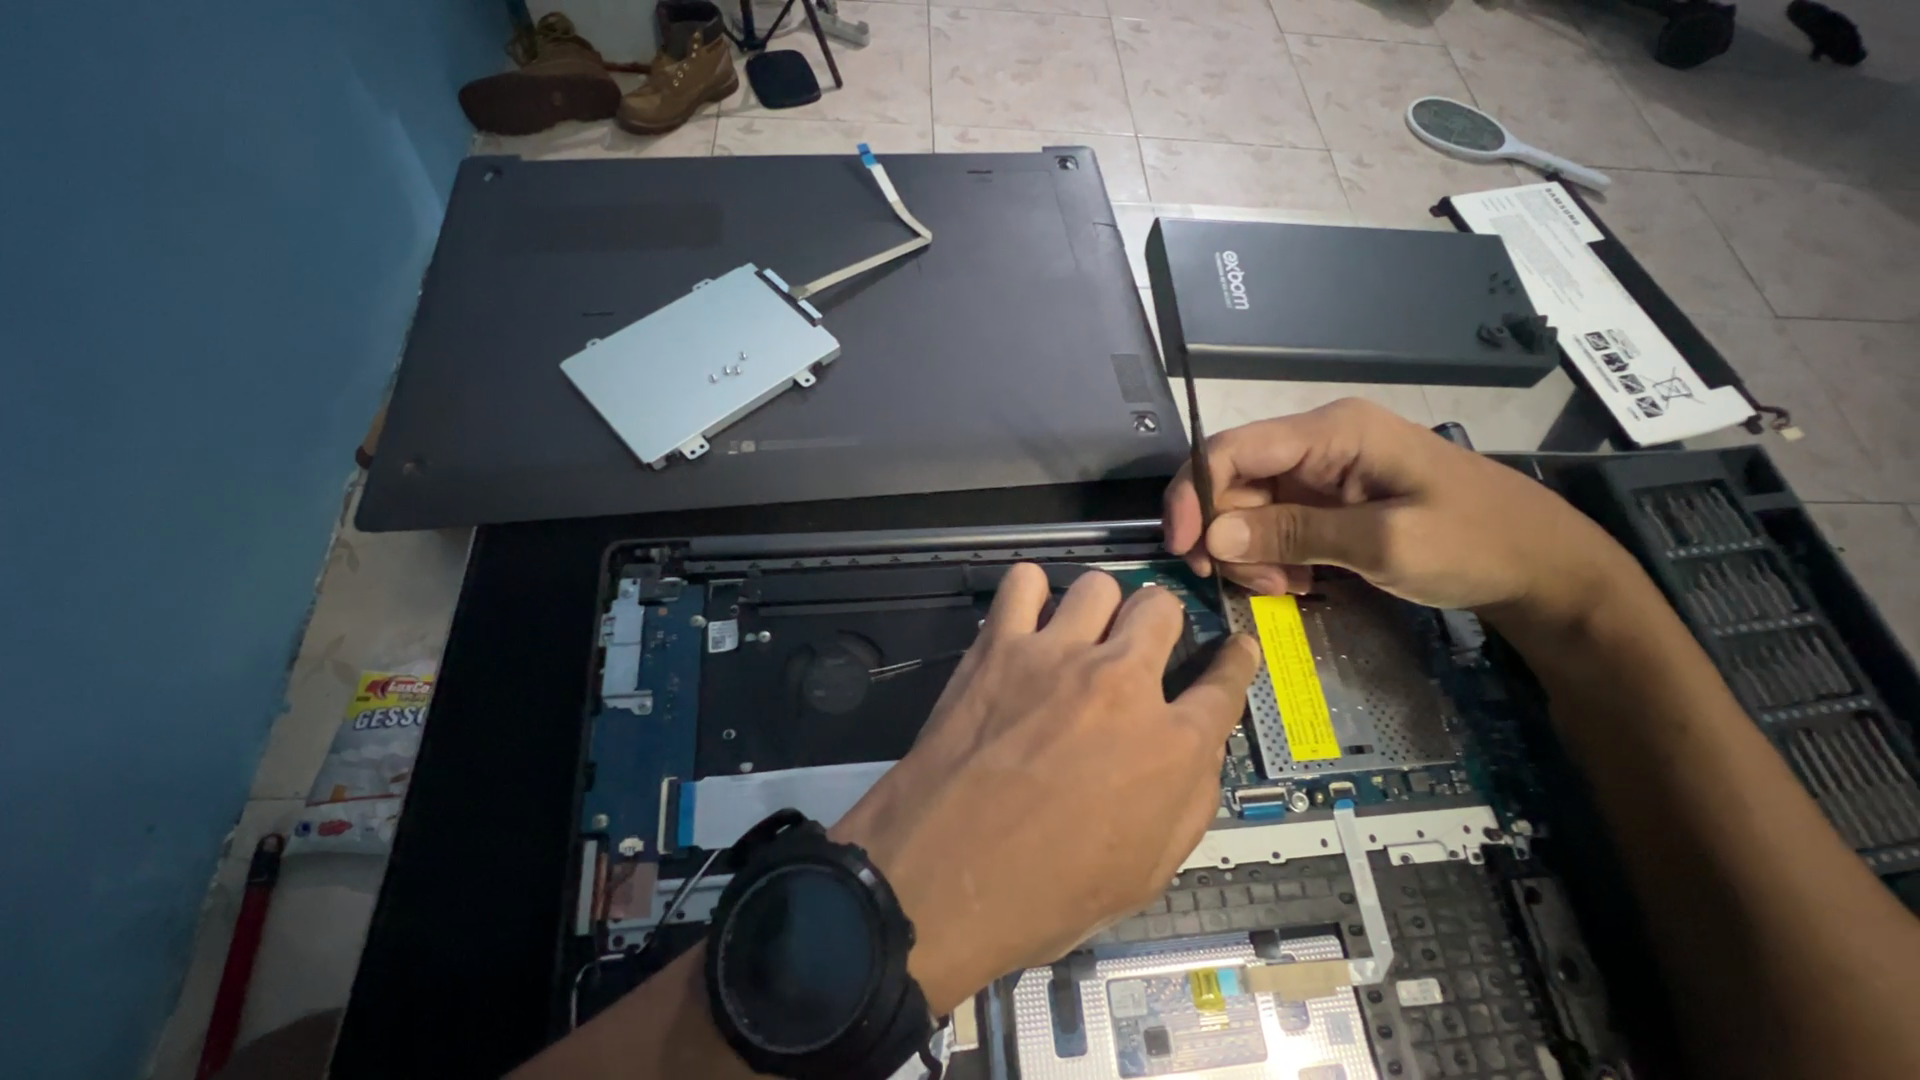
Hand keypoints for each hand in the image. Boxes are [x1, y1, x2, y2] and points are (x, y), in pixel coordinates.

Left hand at [829, 564, 1260, 1015]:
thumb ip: (1190, 800)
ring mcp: (1057, 655)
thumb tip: (1198, 749)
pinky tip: (1028, 622)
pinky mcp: (998, 646)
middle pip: (1162, 608)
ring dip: (1100, 608)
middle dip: (1161, 623)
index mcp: (1172, 744)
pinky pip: (1024, 583)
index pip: (1225, 682)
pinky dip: (1032, 594)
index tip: (1235, 649)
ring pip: (1098, 585)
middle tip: (1141, 648)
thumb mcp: (1150, 871)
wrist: (942, 879)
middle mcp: (1123, 682)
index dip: (1236, 661)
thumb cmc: (1048, 893)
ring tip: (1082, 635)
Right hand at [1163, 398, 1635, 620]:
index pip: (1231, 449)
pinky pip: (1274, 526)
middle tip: (1249, 585)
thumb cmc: (1475, 543)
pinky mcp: (1329, 503)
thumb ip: (1296, 534)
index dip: (1193, 494)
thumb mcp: (1385, 543)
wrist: (1543, 567)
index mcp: (1333, 432)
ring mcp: (1323, 474)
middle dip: (1226, 534)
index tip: (1184, 550)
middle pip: (1232, 481)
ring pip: (1246, 508)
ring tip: (1286, 587)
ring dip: (1250, 553)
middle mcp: (1318, 445)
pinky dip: (1273, 558)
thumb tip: (1212, 535)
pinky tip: (1299, 582)